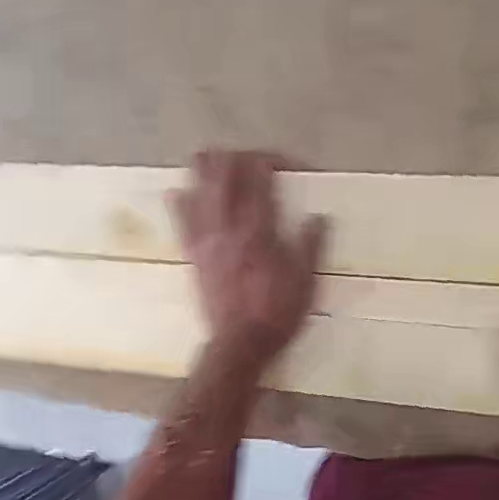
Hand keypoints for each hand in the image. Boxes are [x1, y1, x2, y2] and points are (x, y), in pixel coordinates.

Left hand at [167, 150, 327, 367]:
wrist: (239, 343)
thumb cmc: (277, 314)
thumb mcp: (305, 283)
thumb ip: (310, 246)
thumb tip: (318, 218)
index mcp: (257, 230)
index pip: (260, 174)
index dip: (274, 160)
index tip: (291, 165)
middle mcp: (226, 224)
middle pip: (223, 167)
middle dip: (241, 156)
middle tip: (259, 165)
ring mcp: (204, 235)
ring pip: (196, 180)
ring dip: (211, 168)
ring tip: (228, 173)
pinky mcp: (192, 250)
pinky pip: (180, 213)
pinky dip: (185, 197)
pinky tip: (191, 195)